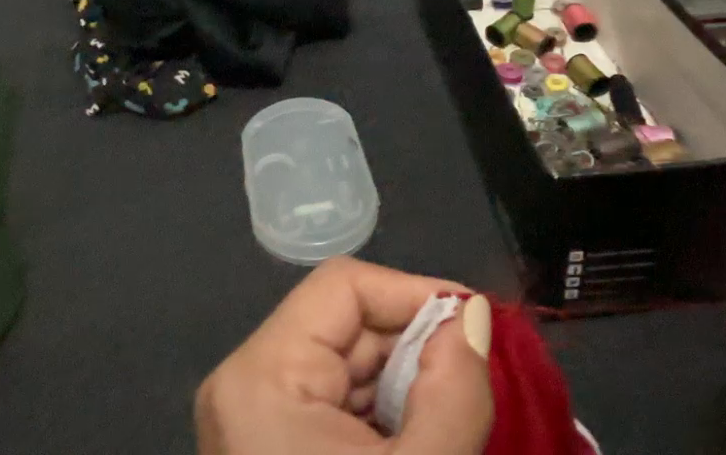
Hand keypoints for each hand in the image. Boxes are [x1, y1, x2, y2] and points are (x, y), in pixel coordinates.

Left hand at [195, 257, 494, 454]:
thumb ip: (453, 390)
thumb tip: (476, 316)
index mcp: (260, 376)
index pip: (346, 286)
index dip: (418, 295)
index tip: (481, 326)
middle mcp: (245, 384)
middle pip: (347, 325)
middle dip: (419, 348)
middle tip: (479, 385)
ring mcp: (250, 419)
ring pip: (346, 367)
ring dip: (407, 387)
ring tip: (452, 421)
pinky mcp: (265, 446)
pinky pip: (333, 406)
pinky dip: (383, 418)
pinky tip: (418, 440)